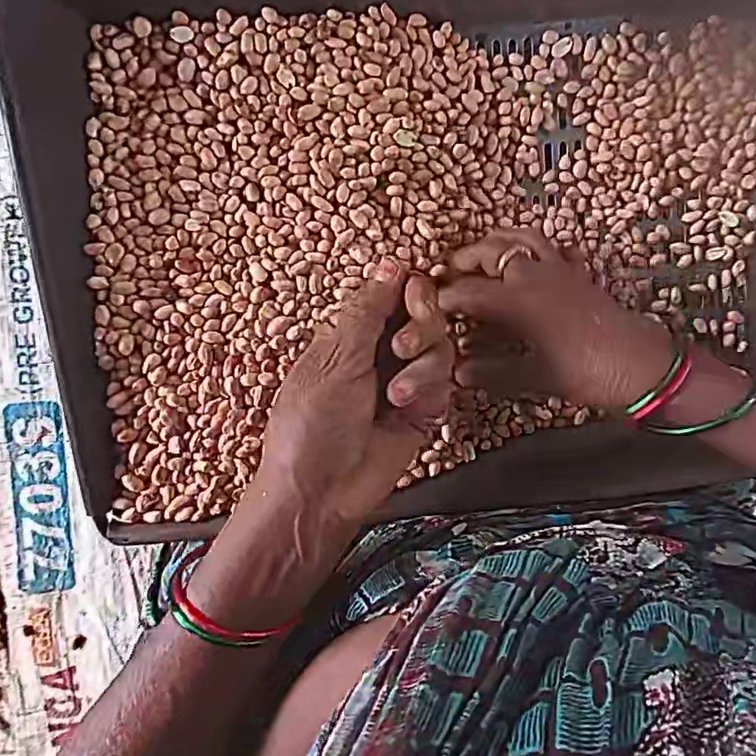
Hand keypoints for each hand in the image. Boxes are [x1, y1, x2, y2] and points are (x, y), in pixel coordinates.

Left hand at [252, 258, 454, 534]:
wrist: (321, 491)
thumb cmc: (311, 424)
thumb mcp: (336, 359)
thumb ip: (368, 311)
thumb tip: (391, 265)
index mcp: (351, 335)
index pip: (393, 294)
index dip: (409, 289)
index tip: (413, 292)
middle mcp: (380, 355)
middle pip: (424, 316)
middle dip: (421, 325)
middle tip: (402, 346)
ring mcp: (405, 382)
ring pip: (440, 348)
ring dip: (423, 366)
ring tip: (395, 394)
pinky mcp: (424, 411)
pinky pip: (444, 383)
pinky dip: (429, 390)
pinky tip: (404, 408)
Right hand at [438, 228, 674, 409]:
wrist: (642, 365)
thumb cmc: (587, 373)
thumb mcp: (536, 377)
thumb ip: (493, 373)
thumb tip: (459, 372)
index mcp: (518, 300)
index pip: (468, 292)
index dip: (444, 298)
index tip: (428, 305)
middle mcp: (536, 276)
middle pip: (491, 251)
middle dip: (465, 259)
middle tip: (447, 272)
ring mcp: (560, 270)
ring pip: (522, 239)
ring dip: (498, 242)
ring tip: (482, 254)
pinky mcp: (579, 274)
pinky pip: (554, 248)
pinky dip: (538, 248)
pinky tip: (533, 259)